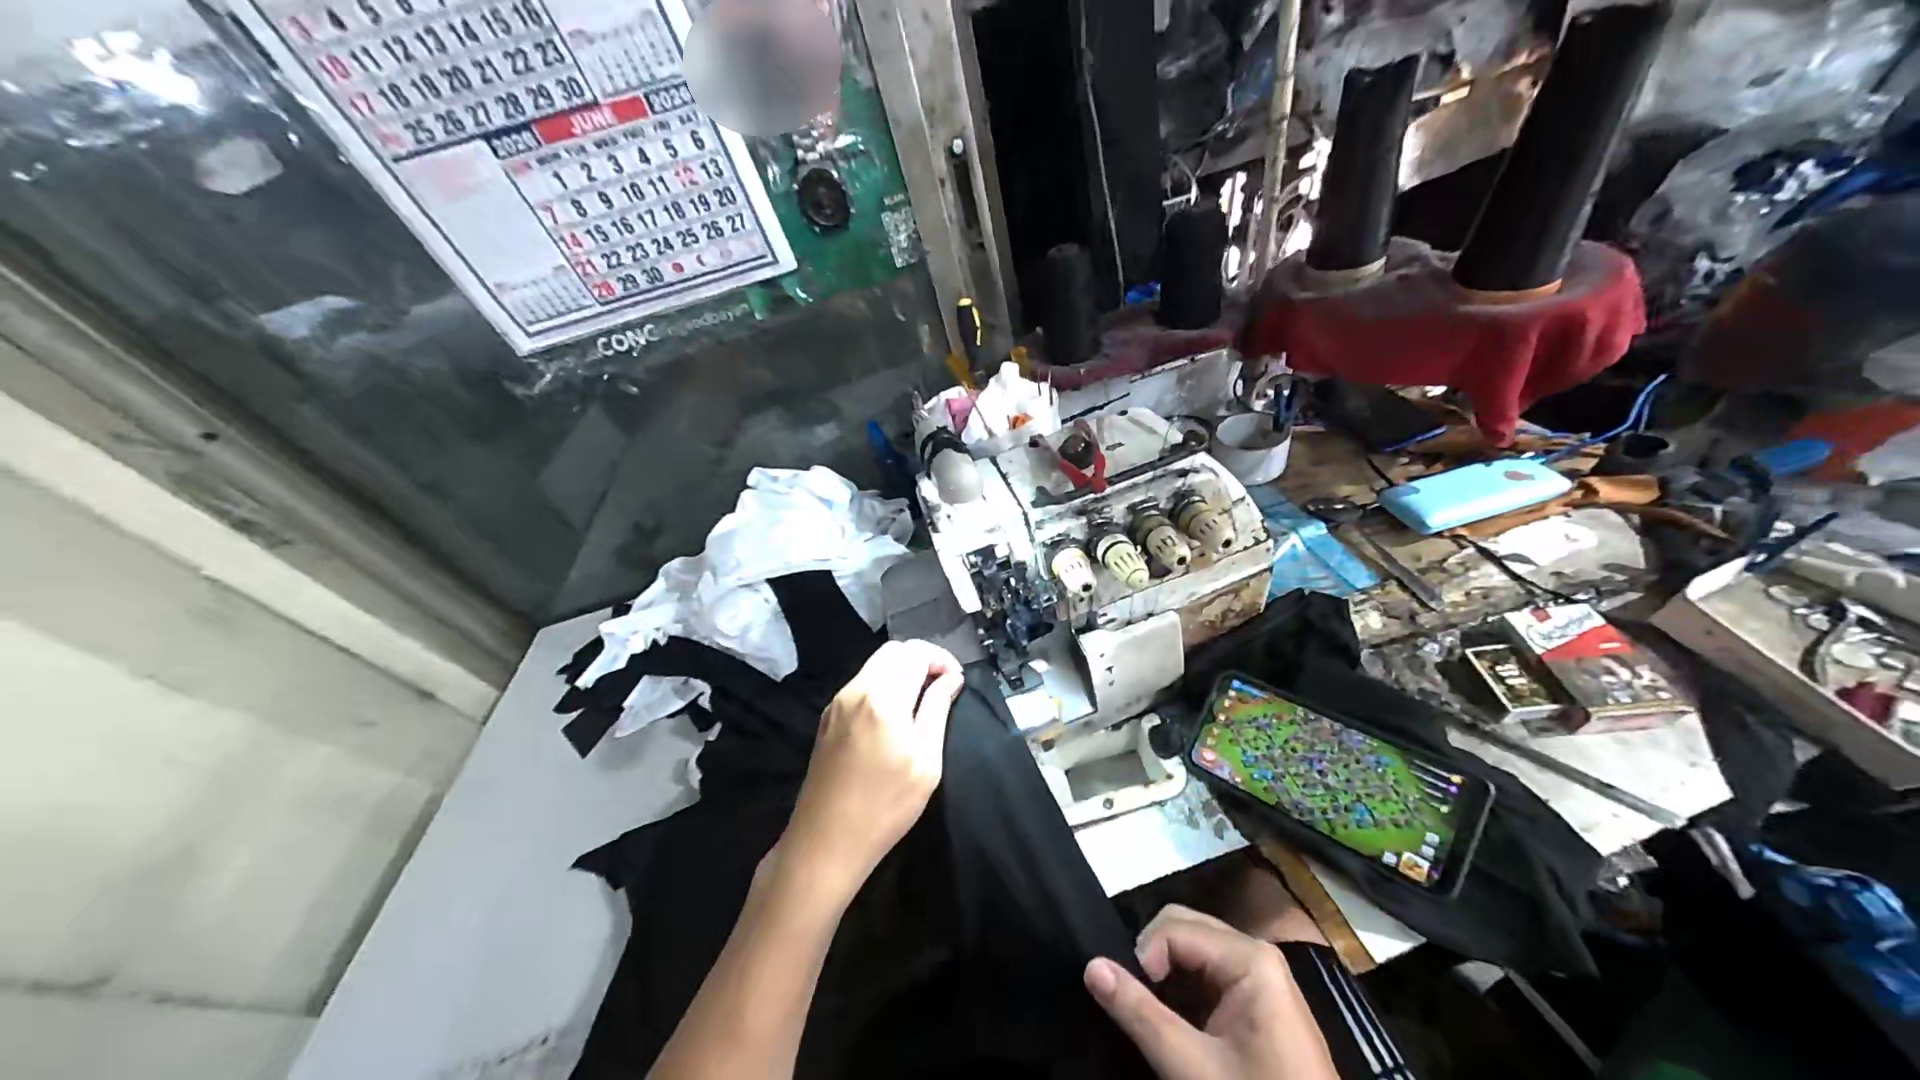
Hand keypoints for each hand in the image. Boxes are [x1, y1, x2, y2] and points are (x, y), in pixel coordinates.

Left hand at [775, 640, 964, 903]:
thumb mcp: (926, 762)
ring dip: (902, 670)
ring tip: (924, 699)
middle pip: (893, 651)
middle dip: (922, 659)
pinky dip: (884, 684)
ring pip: (875, 665)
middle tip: (943, 686)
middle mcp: (856, 690)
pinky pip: (861, 684)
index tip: (957, 681)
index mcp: (882, 698)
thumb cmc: (885, 807)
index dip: (941, 659)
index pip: (915, 652)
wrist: (824, 842)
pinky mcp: (828, 718)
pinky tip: (897, 712)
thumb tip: (952, 679)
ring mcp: (837, 703)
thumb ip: (938, 710)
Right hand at [1084, 905, 1338, 1079]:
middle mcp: (1256, 953)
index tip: (1134, 1006)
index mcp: (1250, 958)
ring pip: (1191, 949)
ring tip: (1156, 1020)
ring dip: (1166, 977)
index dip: (1142, 959)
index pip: (1172, 928)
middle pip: (1183, 928)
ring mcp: (1260, 974)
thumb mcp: (1193, 1068)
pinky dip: (1183, 990)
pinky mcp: (1258, 998)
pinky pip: (1207, 972)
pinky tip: (1179, 1026)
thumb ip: (1140, 1013)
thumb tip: (1091, 966)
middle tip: (1141, 1009)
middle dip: (1152, 960)